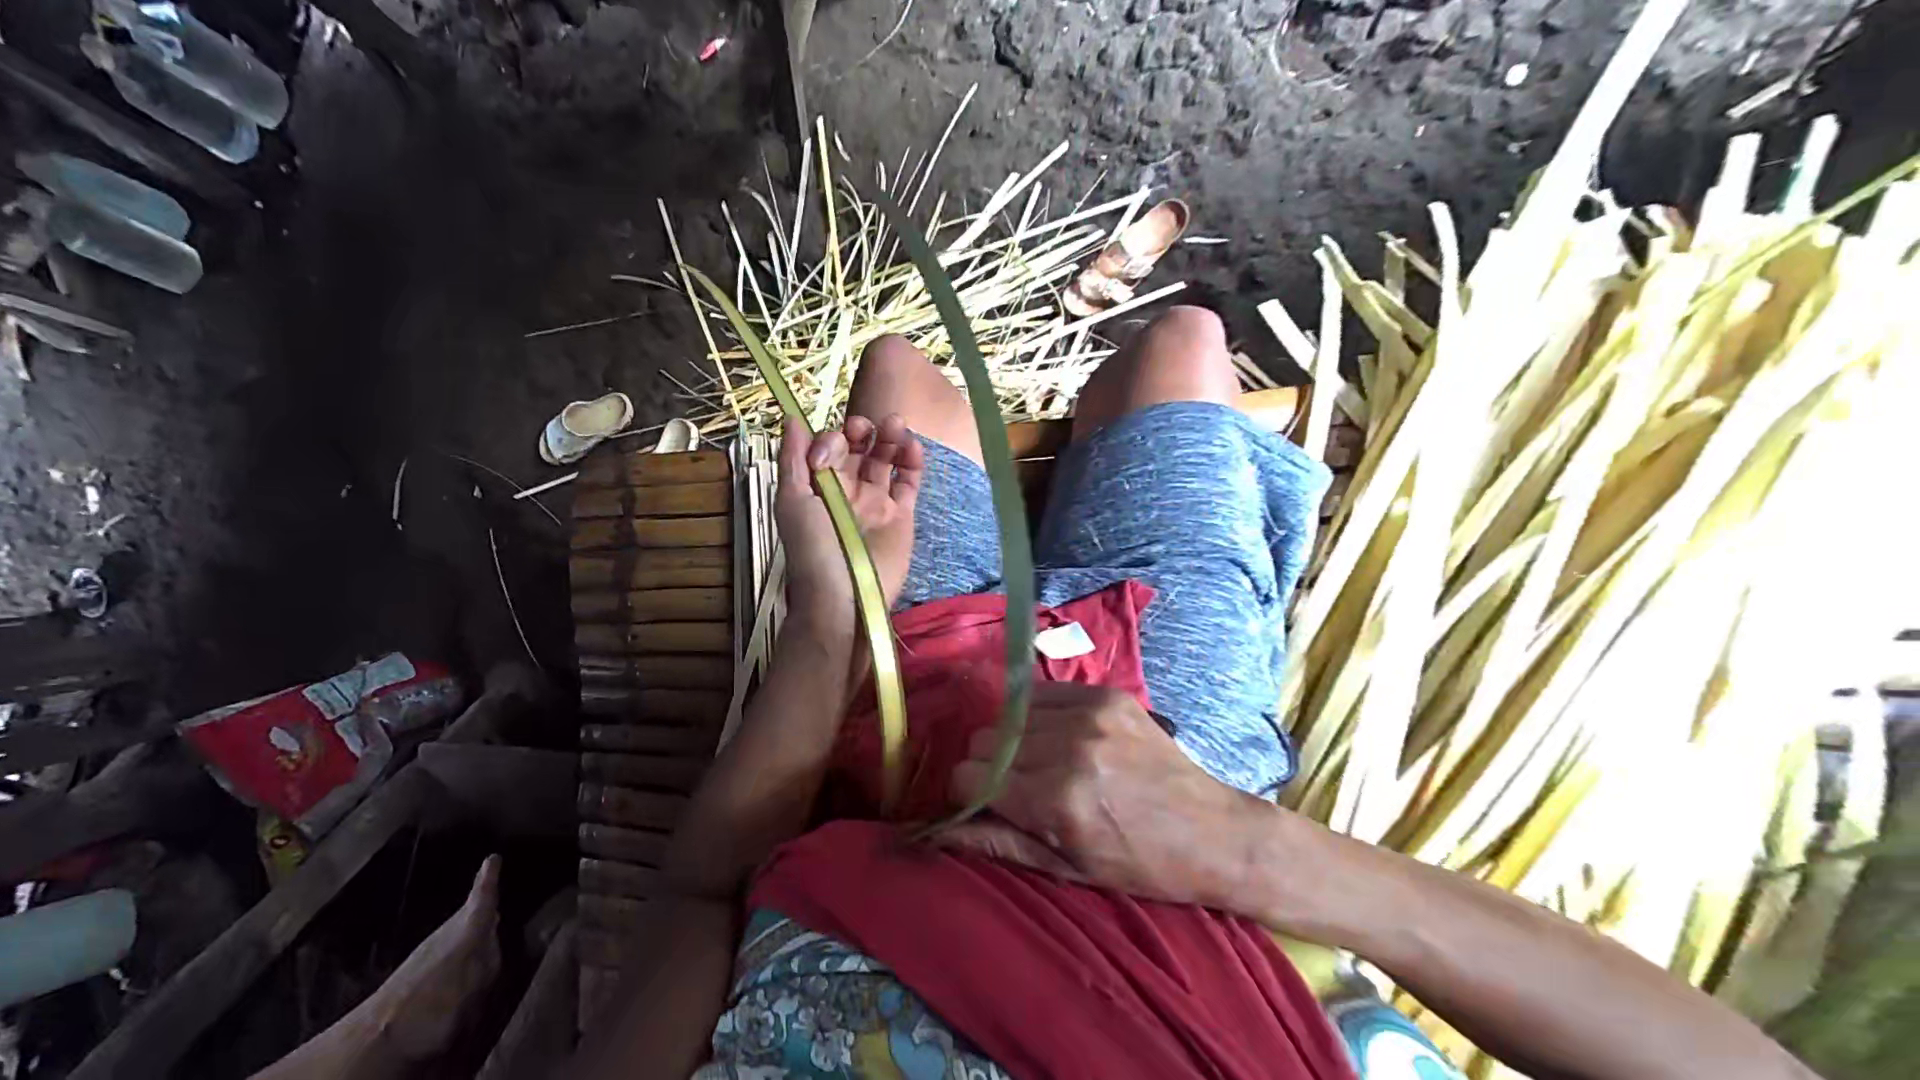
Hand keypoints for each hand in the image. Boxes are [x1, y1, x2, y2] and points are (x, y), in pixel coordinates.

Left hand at [776, 413, 925, 631]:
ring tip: (896, 424)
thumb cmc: (812, 549)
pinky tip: (912, 446)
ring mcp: (876, 502)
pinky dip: (912, 462)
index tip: (835, 446)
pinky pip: (909, 482)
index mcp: (818, 485)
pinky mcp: (901, 515)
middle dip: (863, 430)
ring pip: (886, 460)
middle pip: (859, 448)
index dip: (834, 438)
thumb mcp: (793, 501)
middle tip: (867, 426)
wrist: (843, 597)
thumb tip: (792, 418)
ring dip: (890, 438)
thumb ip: (793, 459)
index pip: (829, 447)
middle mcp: (847, 490)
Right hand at [939, 682, 1273, 908]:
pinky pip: (1045, 693)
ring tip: (1043, 759)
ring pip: (1011, 713)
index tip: (987, 800)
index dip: (969, 790)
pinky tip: (1061, 735)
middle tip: (1018, 783)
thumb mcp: (1066, 868)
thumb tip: (939, 830)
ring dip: (1015, 737)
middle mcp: (1069, 749)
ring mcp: (1090, 715)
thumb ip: (998, 842)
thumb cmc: (1138, 865)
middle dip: (989, 763)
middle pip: (985, 739)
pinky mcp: (1107, 695)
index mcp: (1057, 801)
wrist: (1213, 833)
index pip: (969, 775)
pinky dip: (1041, 714)